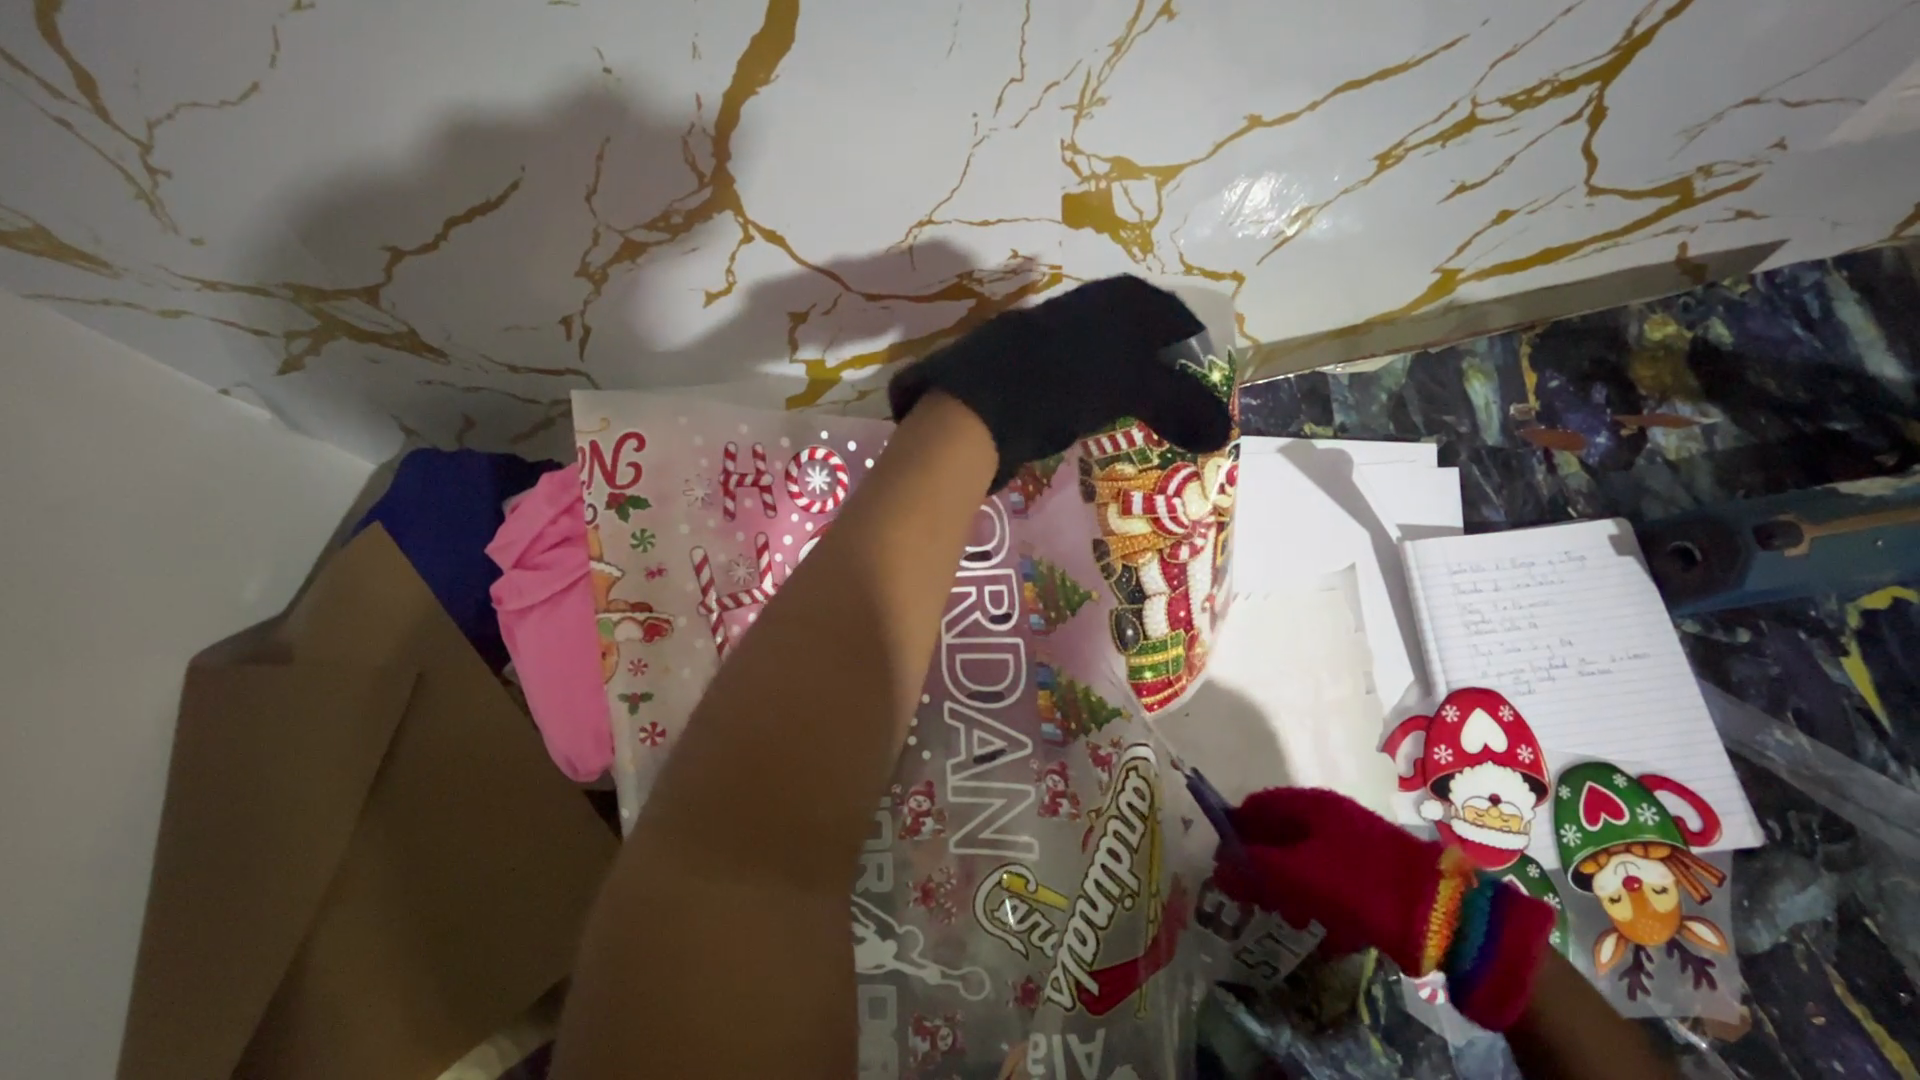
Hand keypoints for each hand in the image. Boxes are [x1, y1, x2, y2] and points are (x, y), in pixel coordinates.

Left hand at [887, 275, 1231, 490]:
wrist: (975, 405)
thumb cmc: (1064, 385)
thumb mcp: (1133, 390)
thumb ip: (1180, 407)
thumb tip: (1224, 434)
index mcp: (1122, 299)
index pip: (1178, 319)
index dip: (1197, 355)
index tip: (1205, 392)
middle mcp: (1089, 305)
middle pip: (1142, 337)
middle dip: (1162, 374)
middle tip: (1178, 413)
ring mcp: (1054, 331)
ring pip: (1108, 357)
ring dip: (1127, 387)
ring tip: (1142, 422)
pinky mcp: (1027, 362)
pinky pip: (1076, 377)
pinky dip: (1094, 397)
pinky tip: (1093, 421)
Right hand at [1214, 787, 1447, 973]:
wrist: (1443, 916)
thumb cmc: (1361, 884)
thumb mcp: (1300, 875)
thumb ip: (1255, 868)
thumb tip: (1219, 868)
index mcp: (1312, 806)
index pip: (1257, 807)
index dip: (1234, 832)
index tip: (1222, 864)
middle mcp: (1331, 819)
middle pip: (1278, 836)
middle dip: (1260, 866)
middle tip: (1249, 898)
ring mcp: (1353, 848)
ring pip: (1302, 863)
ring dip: (1287, 889)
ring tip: (1287, 917)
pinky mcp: (1370, 877)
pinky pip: (1329, 884)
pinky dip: (1318, 903)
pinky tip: (1321, 930)